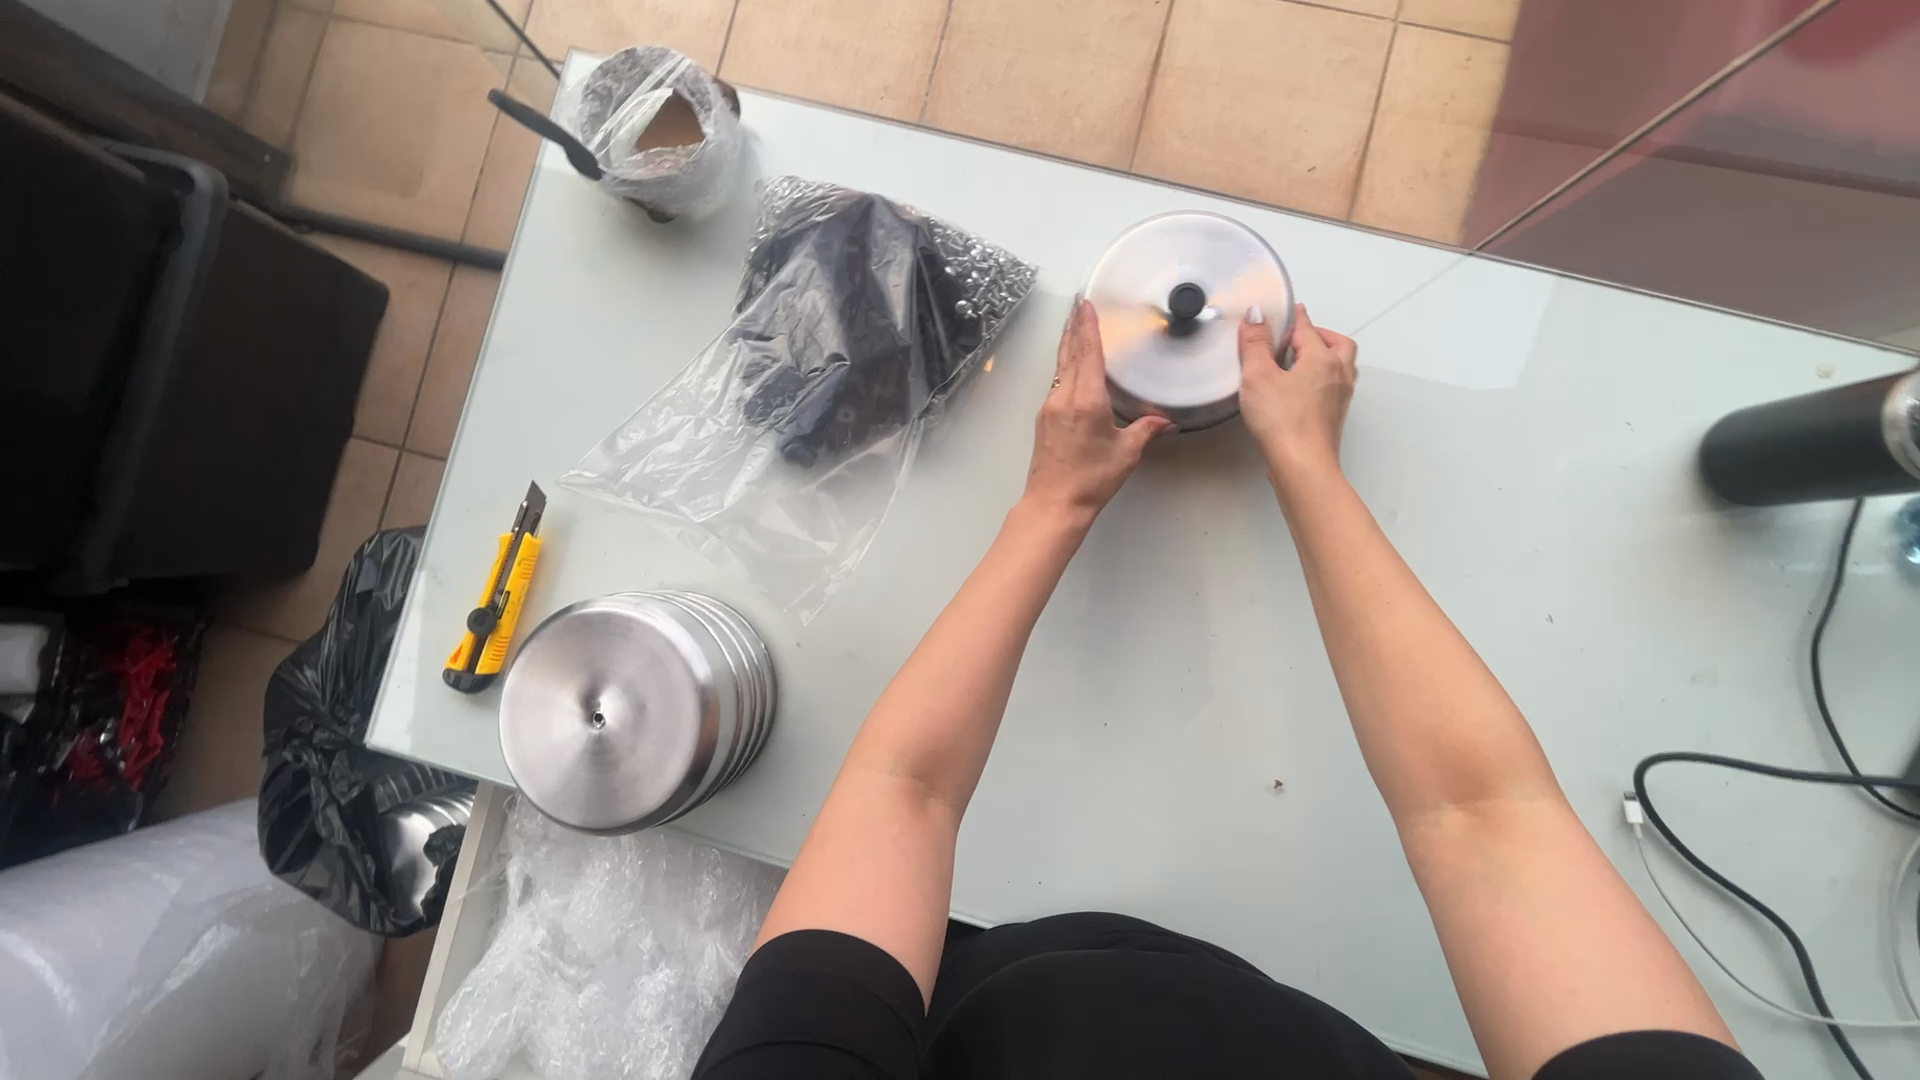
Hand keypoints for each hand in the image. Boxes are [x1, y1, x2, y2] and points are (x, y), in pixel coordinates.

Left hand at [1022, 297, 1172, 527]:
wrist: (1054, 503)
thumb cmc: (1089, 481)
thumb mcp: (1126, 453)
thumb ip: (1146, 430)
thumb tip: (1164, 420)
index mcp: (1086, 400)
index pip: (1087, 352)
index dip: (1088, 325)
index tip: (1086, 304)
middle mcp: (1063, 398)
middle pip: (1069, 354)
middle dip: (1075, 327)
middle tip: (1078, 304)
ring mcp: (1050, 408)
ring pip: (1060, 368)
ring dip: (1068, 345)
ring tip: (1073, 327)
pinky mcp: (1044, 420)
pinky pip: (1056, 384)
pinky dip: (1064, 368)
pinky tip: (1070, 367)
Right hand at [1238, 303, 1357, 481]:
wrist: (1302, 463)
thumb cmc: (1282, 421)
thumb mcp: (1258, 376)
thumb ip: (1255, 343)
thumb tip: (1256, 314)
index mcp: (1322, 358)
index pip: (1307, 328)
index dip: (1293, 318)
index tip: (1284, 312)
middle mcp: (1338, 374)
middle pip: (1337, 344)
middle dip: (1319, 335)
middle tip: (1297, 337)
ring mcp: (1339, 397)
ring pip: (1341, 366)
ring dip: (1325, 356)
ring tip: (1301, 361)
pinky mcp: (1333, 417)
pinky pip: (1334, 387)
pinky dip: (1323, 379)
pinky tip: (1303, 389)